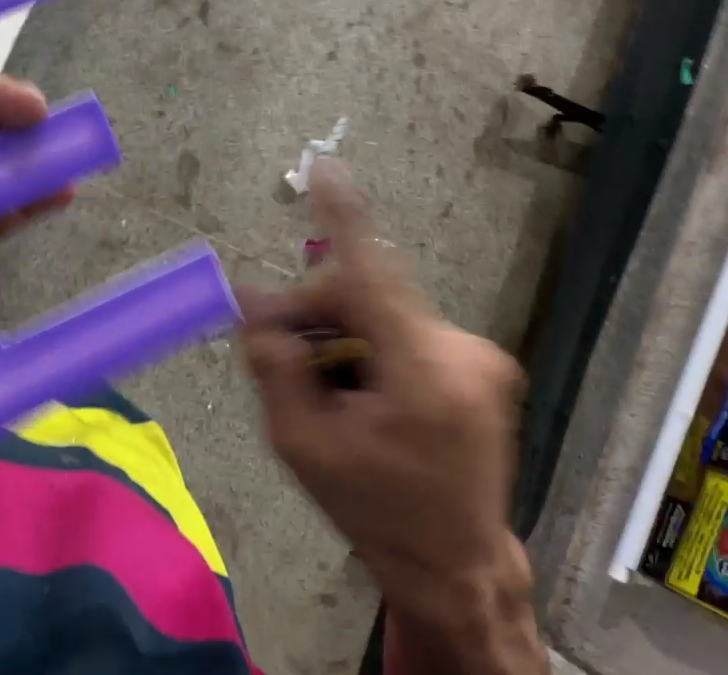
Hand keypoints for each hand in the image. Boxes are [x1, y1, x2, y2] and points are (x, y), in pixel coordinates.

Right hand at [238, 159, 532, 641]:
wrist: (453, 560)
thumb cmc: (369, 505)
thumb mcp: (299, 441)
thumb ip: (274, 364)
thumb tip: (249, 301)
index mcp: (422, 374)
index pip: (374, 276)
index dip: (345, 217)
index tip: (326, 168)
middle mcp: (462, 352)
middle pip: (364, 295)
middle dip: (311, 312)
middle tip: (267, 341)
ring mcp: (478, 358)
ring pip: (380, 312)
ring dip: (336, 332)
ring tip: (312, 378)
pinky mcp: (478, 365)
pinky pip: (401, 330)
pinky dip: (363, 344)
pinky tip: (348, 383)